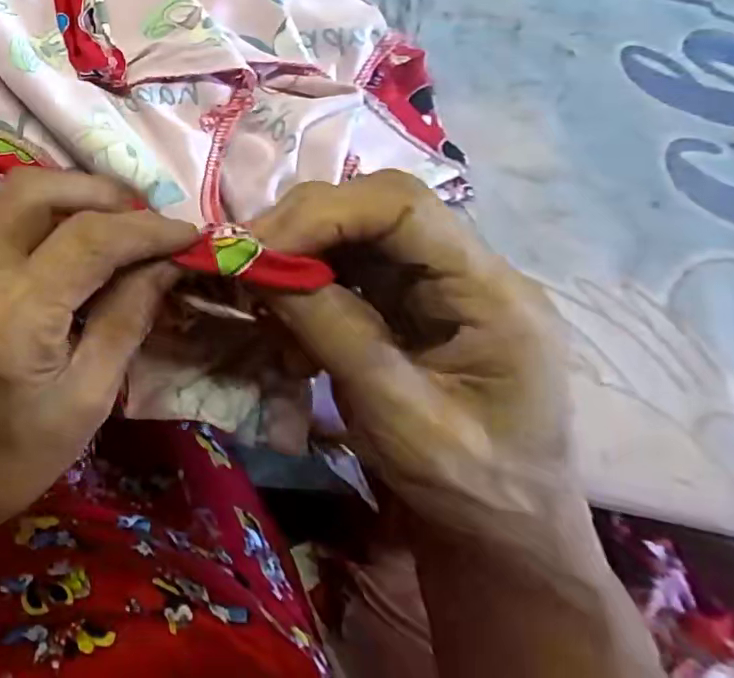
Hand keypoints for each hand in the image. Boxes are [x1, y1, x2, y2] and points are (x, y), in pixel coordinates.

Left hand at [0, 169, 199, 579]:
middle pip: (37, 189)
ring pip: (16, 191)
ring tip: (122, 223)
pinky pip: (4, 213)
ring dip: (72, 193)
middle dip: (100, 192)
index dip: (144, 228)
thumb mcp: (91, 394)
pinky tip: (82, 235)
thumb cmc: (24, 449)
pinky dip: (48, 210)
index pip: (87, 238)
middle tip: (148, 220)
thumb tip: (166, 261)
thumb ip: (126, 316)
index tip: (190, 234)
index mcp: (15, 313)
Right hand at [248, 171, 581, 557]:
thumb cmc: (468, 484)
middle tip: (238, 264)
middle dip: (294, 226)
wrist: (496, 528)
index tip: (258, 251)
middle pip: (367, 204)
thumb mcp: (399, 415)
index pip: (403, 207)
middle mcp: (461, 270)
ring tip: (249, 285)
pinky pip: (335, 259)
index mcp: (489, 294)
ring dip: (288, 247)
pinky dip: (293, 273)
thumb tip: (259, 267)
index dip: (323, 214)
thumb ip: (334, 332)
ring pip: (344, 225)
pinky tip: (273, 307)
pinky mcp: (397, 295)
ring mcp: (427, 280)